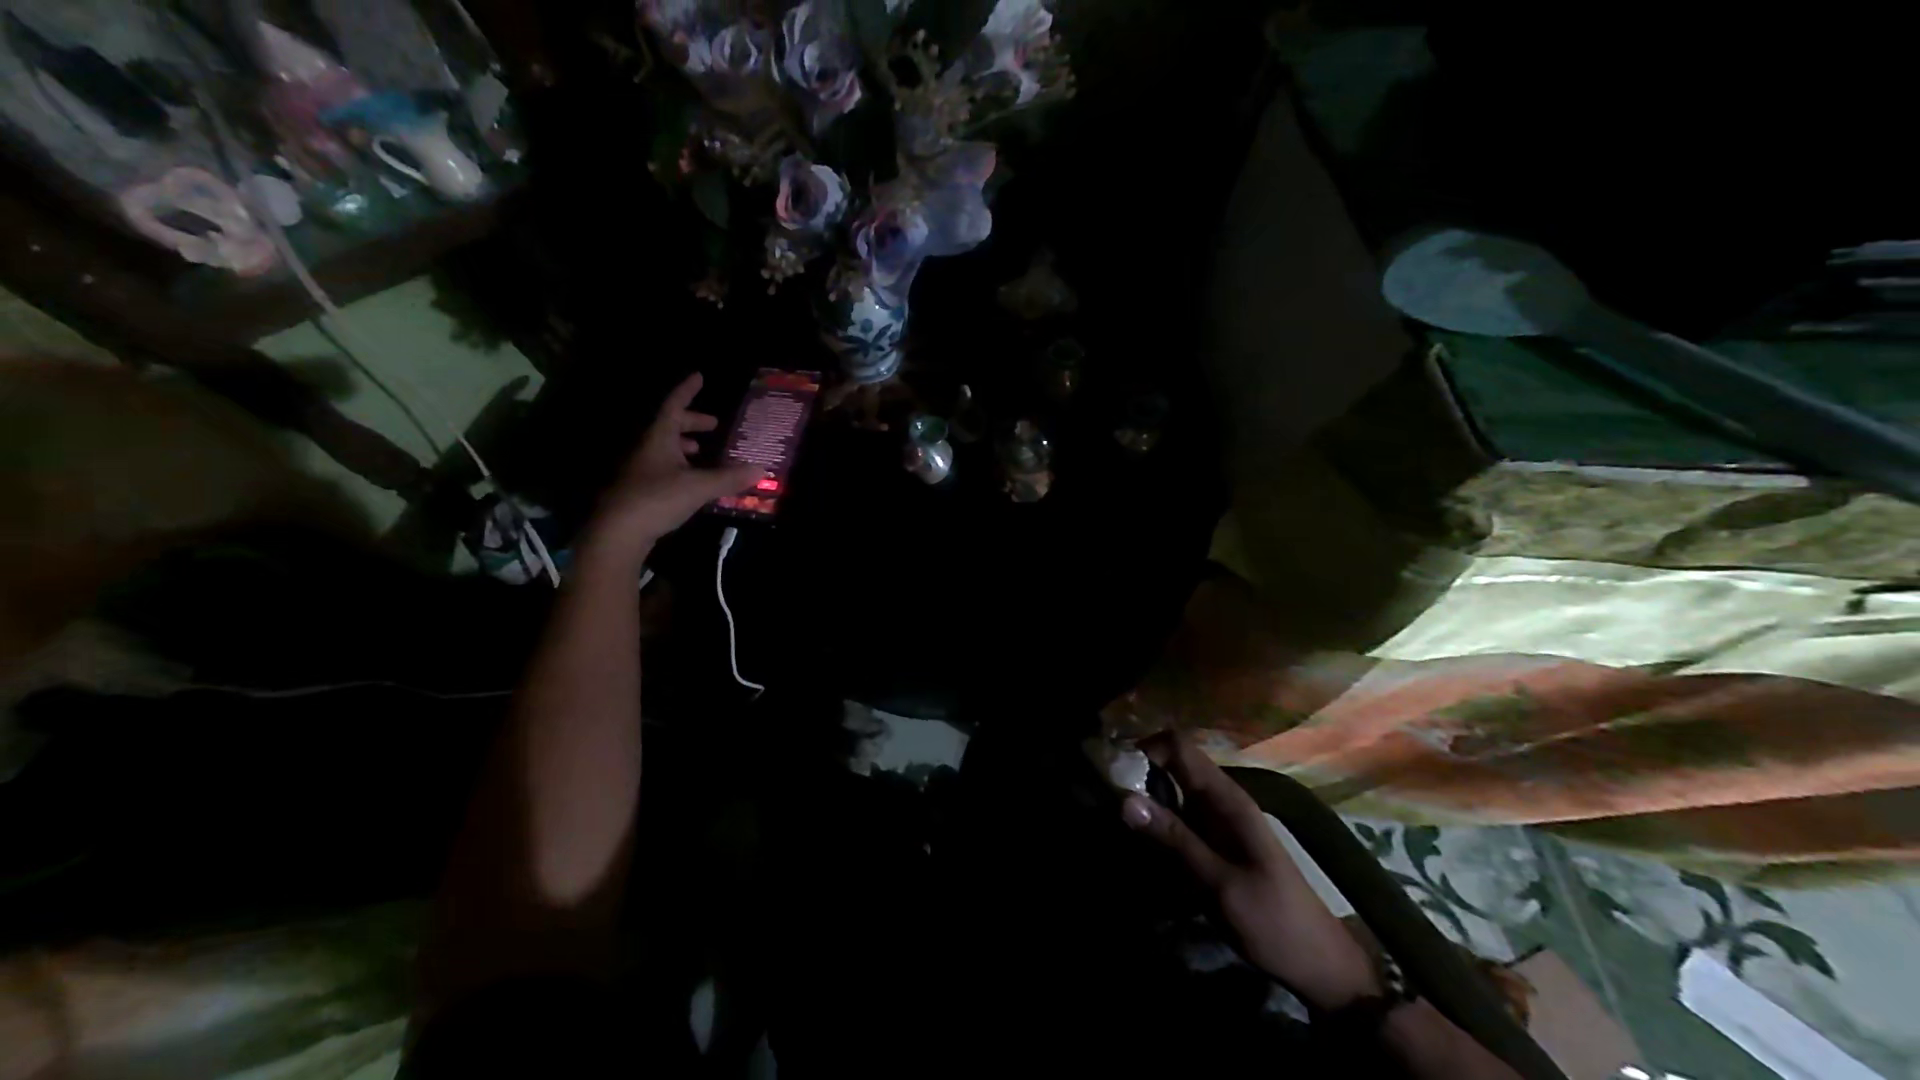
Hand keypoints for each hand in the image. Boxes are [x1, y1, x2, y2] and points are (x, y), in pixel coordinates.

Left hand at [586, 372, 760, 559]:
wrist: (617, 532)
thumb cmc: (657, 498)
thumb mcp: (699, 487)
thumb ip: (729, 478)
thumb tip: (760, 469)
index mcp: (659, 438)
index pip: (674, 406)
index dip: (687, 391)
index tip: (699, 377)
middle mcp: (647, 449)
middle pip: (669, 427)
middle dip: (693, 423)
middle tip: (714, 425)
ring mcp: (641, 470)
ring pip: (665, 449)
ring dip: (685, 446)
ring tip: (704, 452)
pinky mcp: (640, 491)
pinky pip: (664, 469)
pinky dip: (681, 467)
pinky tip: (693, 481)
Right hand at [1122, 732, 1381, 1008]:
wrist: (1319, 965)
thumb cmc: (1272, 922)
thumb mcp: (1218, 883)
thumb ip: (1173, 839)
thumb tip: (1124, 799)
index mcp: (1227, 799)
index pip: (1179, 746)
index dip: (1144, 749)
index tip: (1113, 774)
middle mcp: (1220, 800)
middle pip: (1171, 764)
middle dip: (1137, 776)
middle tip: (1104, 802)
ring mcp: (1218, 821)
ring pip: (1172, 791)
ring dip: (1144, 801)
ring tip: (1114, 824)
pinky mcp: (1216, 842)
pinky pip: (1178, 817)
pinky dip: (1156, 823)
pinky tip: (1139, 846)